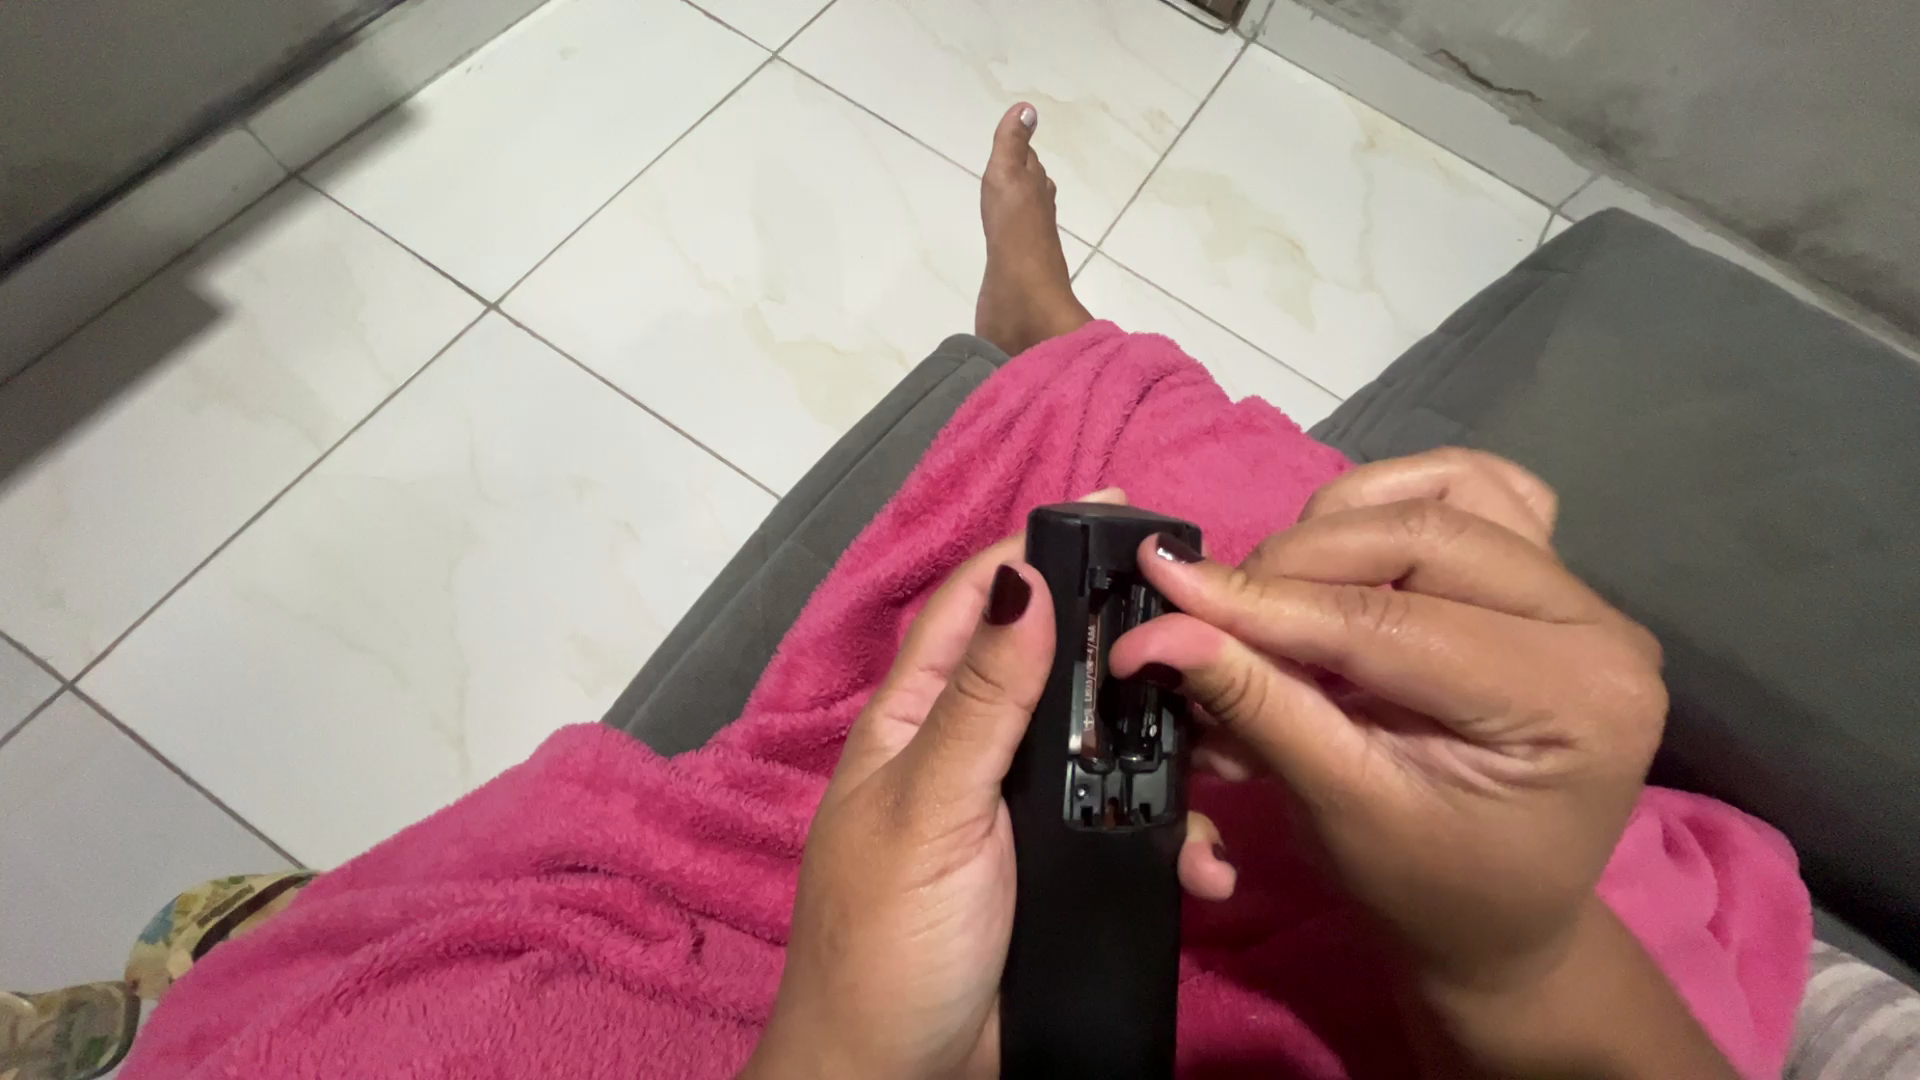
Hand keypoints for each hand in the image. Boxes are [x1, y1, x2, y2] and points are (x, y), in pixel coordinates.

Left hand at [745, 492, 1233, 1079]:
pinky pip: (1120, 820)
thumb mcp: (933, 807)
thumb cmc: (891, 935)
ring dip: (1158, 745)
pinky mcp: (1057, 858)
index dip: (1030, 549)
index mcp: (920, 712)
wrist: (901, 1079)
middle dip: (1119, 645)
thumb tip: (1021, 583)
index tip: (1108, 511)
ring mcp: (1018, 801)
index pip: (974, 601)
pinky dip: (1164, 828)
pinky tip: (1201, 856)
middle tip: (1203, 629)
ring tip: (1221, 751)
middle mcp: (971, 741)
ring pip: (1099, 742)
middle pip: (1051, 663)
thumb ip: (982, 702)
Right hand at [1112, 450, 1732, 1076]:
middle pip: (1418, 531)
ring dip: (1334, 525)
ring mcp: (1573, 589)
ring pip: (1439, 490)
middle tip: (1216, 606)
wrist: (1494, 908)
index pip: (1384, 620)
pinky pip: (1467, 488)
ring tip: (1281, 594)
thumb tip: (1158, 631)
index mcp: (1568, 701)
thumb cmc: (1426, 881)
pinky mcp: (1540, 575)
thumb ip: (1253, 703)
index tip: (1163, 584)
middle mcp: (1593, 624)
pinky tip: (1345, 547)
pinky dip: (1387, 501)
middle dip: (1293, 561)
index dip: (1261, 601)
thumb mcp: (1335, 803)